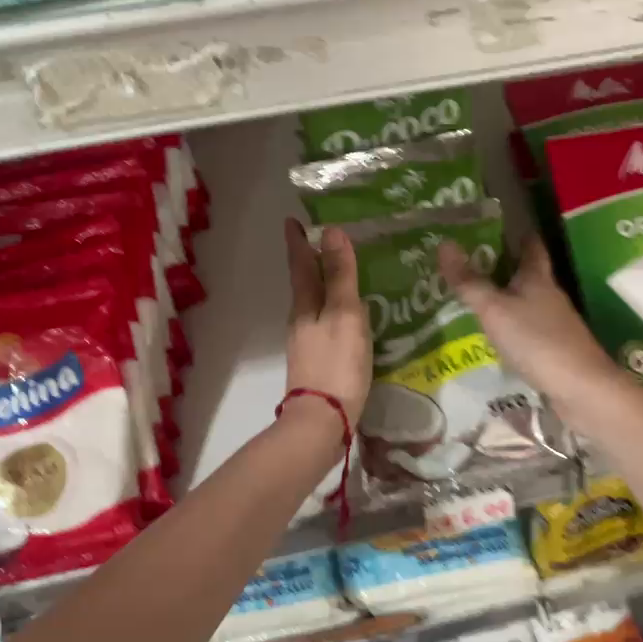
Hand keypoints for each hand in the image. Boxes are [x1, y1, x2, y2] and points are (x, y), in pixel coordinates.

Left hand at [283, 218, 370, 422]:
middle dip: (311, 260)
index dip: (299, 242)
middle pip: (306, 283)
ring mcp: (307, 343)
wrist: (321, 421)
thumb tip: (331, 231)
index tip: (293, 220)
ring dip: (324, 285)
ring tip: (342, 272)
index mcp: (306, 304)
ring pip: (314, 304)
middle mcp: (301, 320)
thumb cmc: (336, 363)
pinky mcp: (317, 362)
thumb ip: (341, 275)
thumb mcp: (344, 314)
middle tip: (324, 240)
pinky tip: (349, 316)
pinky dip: (334, 310)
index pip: (301, 264)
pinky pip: (325, 324)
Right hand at [437, 235, 626, 414]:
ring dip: (504, 299)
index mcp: (538, 277)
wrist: (581, 388)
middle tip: (469, 264)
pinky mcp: (554, 349)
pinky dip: (510, 328)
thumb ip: (469, 281)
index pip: (531, 245)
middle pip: (526, 274)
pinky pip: (527, 330)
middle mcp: (549, 295)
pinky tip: (493, 337)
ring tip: (473, 299)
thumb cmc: (537, 340)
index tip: (493, 227)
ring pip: (526, 303)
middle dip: (502, 268)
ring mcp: (555, 324)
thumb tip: (444, 243)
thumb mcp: (495, 309)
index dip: (516, 234)